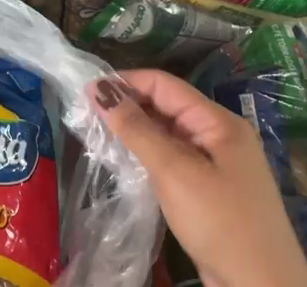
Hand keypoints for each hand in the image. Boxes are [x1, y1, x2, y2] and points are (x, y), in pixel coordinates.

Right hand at [93, 69, 306, 286]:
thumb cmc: (221, 223)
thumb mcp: (174, 172)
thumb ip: (136, 128)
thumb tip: (98, 89)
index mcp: (219, 123)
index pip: (164, 85)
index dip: (125, 82)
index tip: (86, 92)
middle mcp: (221, 136)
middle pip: (166, 106)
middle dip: (128, 105)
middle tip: (87, 115)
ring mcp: (218, 164)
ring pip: (168, 133)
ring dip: (136, 130)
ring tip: (99, 135)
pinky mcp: (212, 189)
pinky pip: (174, 157)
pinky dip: (149, 154)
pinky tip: (126, 161)